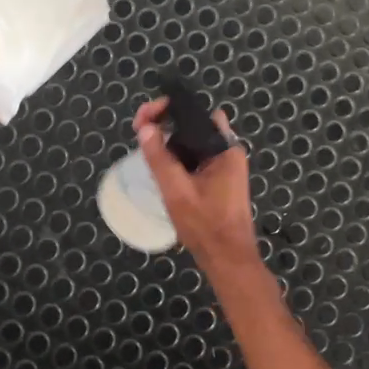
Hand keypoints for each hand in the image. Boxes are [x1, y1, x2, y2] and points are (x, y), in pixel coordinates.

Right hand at [132, 98, 259, 269]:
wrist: (229, 260)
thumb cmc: (206, 226)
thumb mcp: (177, 191)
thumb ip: (160, 159)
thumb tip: (145, 128)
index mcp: (225, 149)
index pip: (195, 112)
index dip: (168, 108)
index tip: (144, 118)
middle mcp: (228, 152)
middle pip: (193, 125)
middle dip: (165, 123)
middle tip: (140, 133)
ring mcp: (224, 167)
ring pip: (192, 142)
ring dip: (170, 142)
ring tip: (145, 147)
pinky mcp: (218, 180)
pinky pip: (195, 159)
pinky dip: (178, 158)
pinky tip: (161, 167)